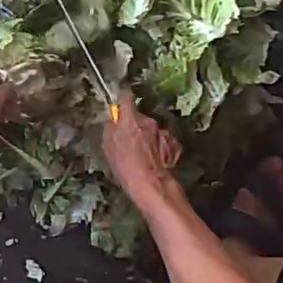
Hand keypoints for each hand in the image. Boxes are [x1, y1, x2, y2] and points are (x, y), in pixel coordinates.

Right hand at [101, 89, 182, 210]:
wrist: (152, 185)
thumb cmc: (125, 167)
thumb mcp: (107, 147)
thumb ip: (110, 128)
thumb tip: (113, 118)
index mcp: (131, 119)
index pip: (126, 97)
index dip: (123, 98)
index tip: (121, 102)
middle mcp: (149, 121)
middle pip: (140, 117)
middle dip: (135, 126)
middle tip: (130, 142)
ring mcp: (164, 133)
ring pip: (153, 130)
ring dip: (149, 138)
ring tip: (144, 155)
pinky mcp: (175, 145)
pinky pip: (164, 142)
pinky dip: (160, 148)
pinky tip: (156, 160)